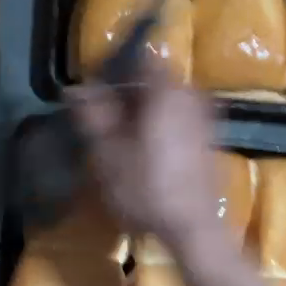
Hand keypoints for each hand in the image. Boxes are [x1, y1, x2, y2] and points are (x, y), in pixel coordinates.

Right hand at [68, 62, 223, 257]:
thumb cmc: (145, 188)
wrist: (193, 227)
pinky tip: (146, 152)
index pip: (139, 57)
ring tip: (122, 137)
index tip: (97, 88)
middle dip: (129, 94)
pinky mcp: (211, 140)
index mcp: (165, 90)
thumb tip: (75, 88)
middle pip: (154, 81)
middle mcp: (191, 95)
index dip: (115, 67)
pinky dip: (161, 127)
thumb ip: (92, 115)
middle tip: (104, 117)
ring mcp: (206, 117)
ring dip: (145, 113)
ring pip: (167, 102)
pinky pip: (179, 120)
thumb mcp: (107, 153)